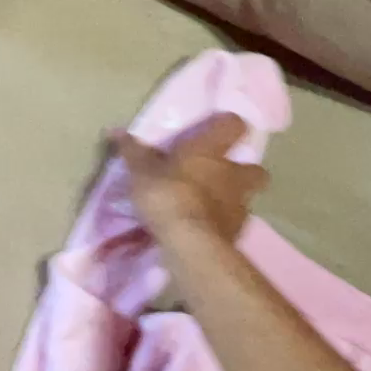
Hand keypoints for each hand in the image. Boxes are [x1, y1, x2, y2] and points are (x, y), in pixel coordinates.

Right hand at [114, 114, 268, 243]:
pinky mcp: (238, 234)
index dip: (228, 125)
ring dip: (231, 199)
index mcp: (210, 151)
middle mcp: (232, 175)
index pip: (233, 126)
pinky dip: (222, 223)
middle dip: (244, 171)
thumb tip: (115, 130)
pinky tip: (203, 227)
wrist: (191, 244)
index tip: (217, 130)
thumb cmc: (167, 195)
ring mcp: (239, 206)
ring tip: (207, 205)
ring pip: (246, 198)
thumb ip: (132, 151)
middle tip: (221, 175)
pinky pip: (233, 223)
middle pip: (256, 169)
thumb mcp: (140, 172)